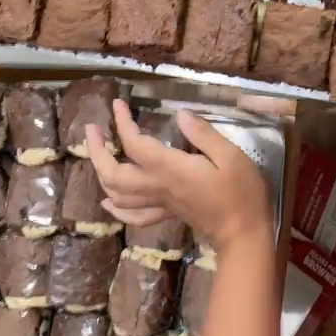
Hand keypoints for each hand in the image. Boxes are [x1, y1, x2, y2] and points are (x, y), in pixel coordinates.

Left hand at [90, 100, 272, 255]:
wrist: (243, 232)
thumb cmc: (241, 192)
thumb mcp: (231, 156)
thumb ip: (204, 134)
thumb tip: (180, 114)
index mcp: (171, 169)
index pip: (135, 144)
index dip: (122, 123)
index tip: (117, 103)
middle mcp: (158, 187)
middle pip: (113, 173)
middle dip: (97, 150)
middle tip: (93, 129)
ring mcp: (160, 203)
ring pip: (117, 193)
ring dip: (101, 173)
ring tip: (98, 153)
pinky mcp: (167, 213)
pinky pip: (134, 215)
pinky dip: (116, 208)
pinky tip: (108, 201)